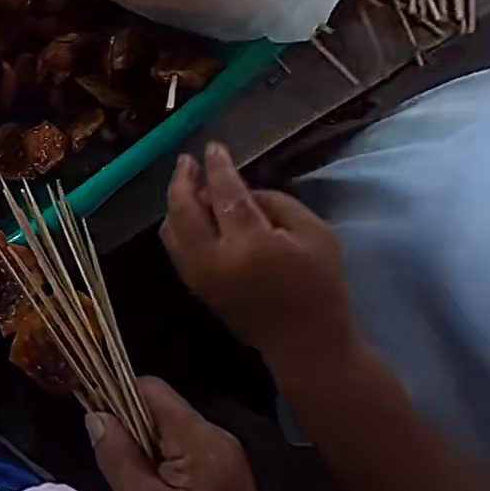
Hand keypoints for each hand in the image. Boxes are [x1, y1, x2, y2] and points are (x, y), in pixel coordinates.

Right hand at [89, 377, 300, 490]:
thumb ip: (119, 458)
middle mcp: (217, 437)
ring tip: (132, 485)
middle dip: (129, 427)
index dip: (116, 394)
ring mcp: (224, 455)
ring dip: (142, 448)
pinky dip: (158, 462)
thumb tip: (95, 415)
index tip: (93, 420)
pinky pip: (180, 449)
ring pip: (166, 429)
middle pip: (158, 406)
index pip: (150, 388)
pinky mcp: (223, 473)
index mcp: (202, 440)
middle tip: (111, 462)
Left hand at [161, 143, 361, 377]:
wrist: (304, 343)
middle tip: (188, 161)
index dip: (217, 167)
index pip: (225, 195)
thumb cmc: (319, 286)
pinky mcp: (194, 286)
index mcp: (250, 245)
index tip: (213, 147)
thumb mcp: (314, 233)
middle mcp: (213, 259)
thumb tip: (240, 190)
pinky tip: (191, 213)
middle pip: (182, 210)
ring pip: (171, 229)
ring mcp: (198, 275)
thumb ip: (274, 203)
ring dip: (176, 202)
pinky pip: (175, 247)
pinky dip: (177, 224)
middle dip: (182, 180)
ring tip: (190, 184)